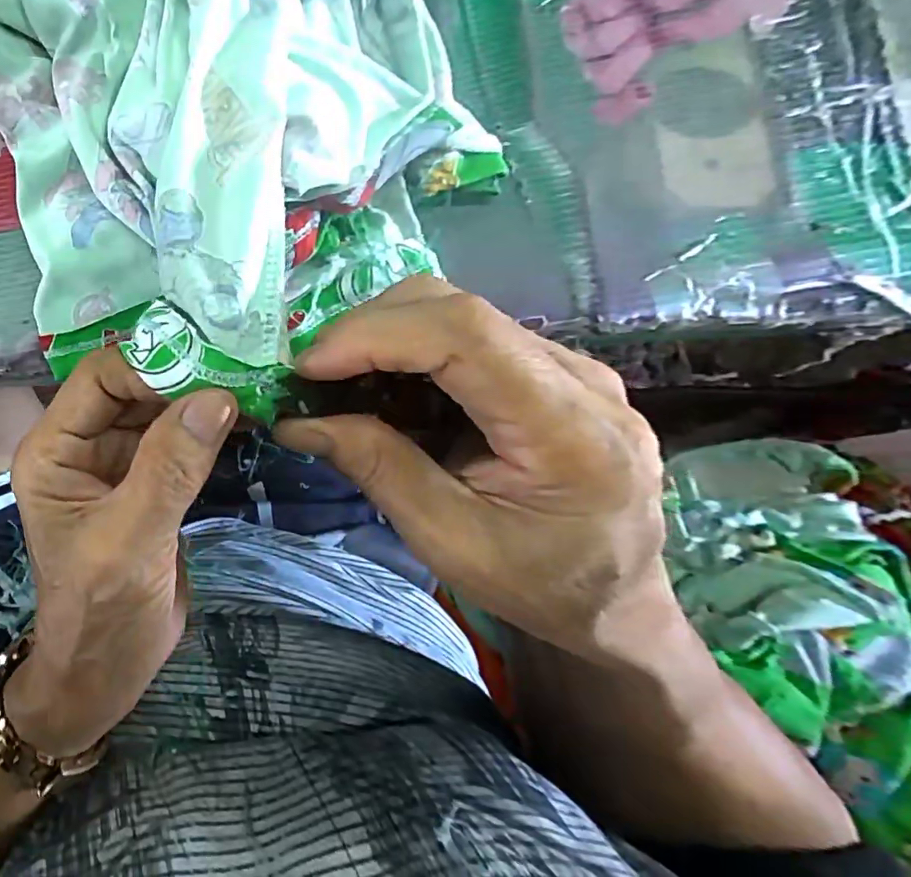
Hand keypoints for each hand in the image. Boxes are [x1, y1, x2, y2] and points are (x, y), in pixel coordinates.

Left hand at [3, 349, 236, 755]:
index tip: (211, 364)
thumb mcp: (131, 539)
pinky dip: (205, 432)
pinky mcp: (143, 485)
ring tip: (254, 385)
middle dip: (180, 377)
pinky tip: (245, 422)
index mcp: (52, 450)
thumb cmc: (101, 612)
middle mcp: (78, 447)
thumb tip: (216, 396)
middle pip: (128, 390)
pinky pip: (174, 444)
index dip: (149, 364)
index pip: (96, 380)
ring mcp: (112, 465)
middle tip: (244, 365)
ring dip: (198, 401)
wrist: (104, 673)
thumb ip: (169, 468)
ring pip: (155, 413)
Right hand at [274, 275, 674, 663]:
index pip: (464, 334)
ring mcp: (563, 366)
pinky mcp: (540, 368)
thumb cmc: (536, 584)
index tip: (306, 369)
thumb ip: (376, 468)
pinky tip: (376, 389)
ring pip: (447, 308)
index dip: (372, 335)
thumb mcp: (446, 540)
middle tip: (310, 377)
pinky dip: (397, 349)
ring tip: (335, 383)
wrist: (614, 603)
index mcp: (568, 428)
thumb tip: (296, 422)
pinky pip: (455, 332)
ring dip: (375, 336)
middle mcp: (576, 377)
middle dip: (363, 330)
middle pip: (450, 307)